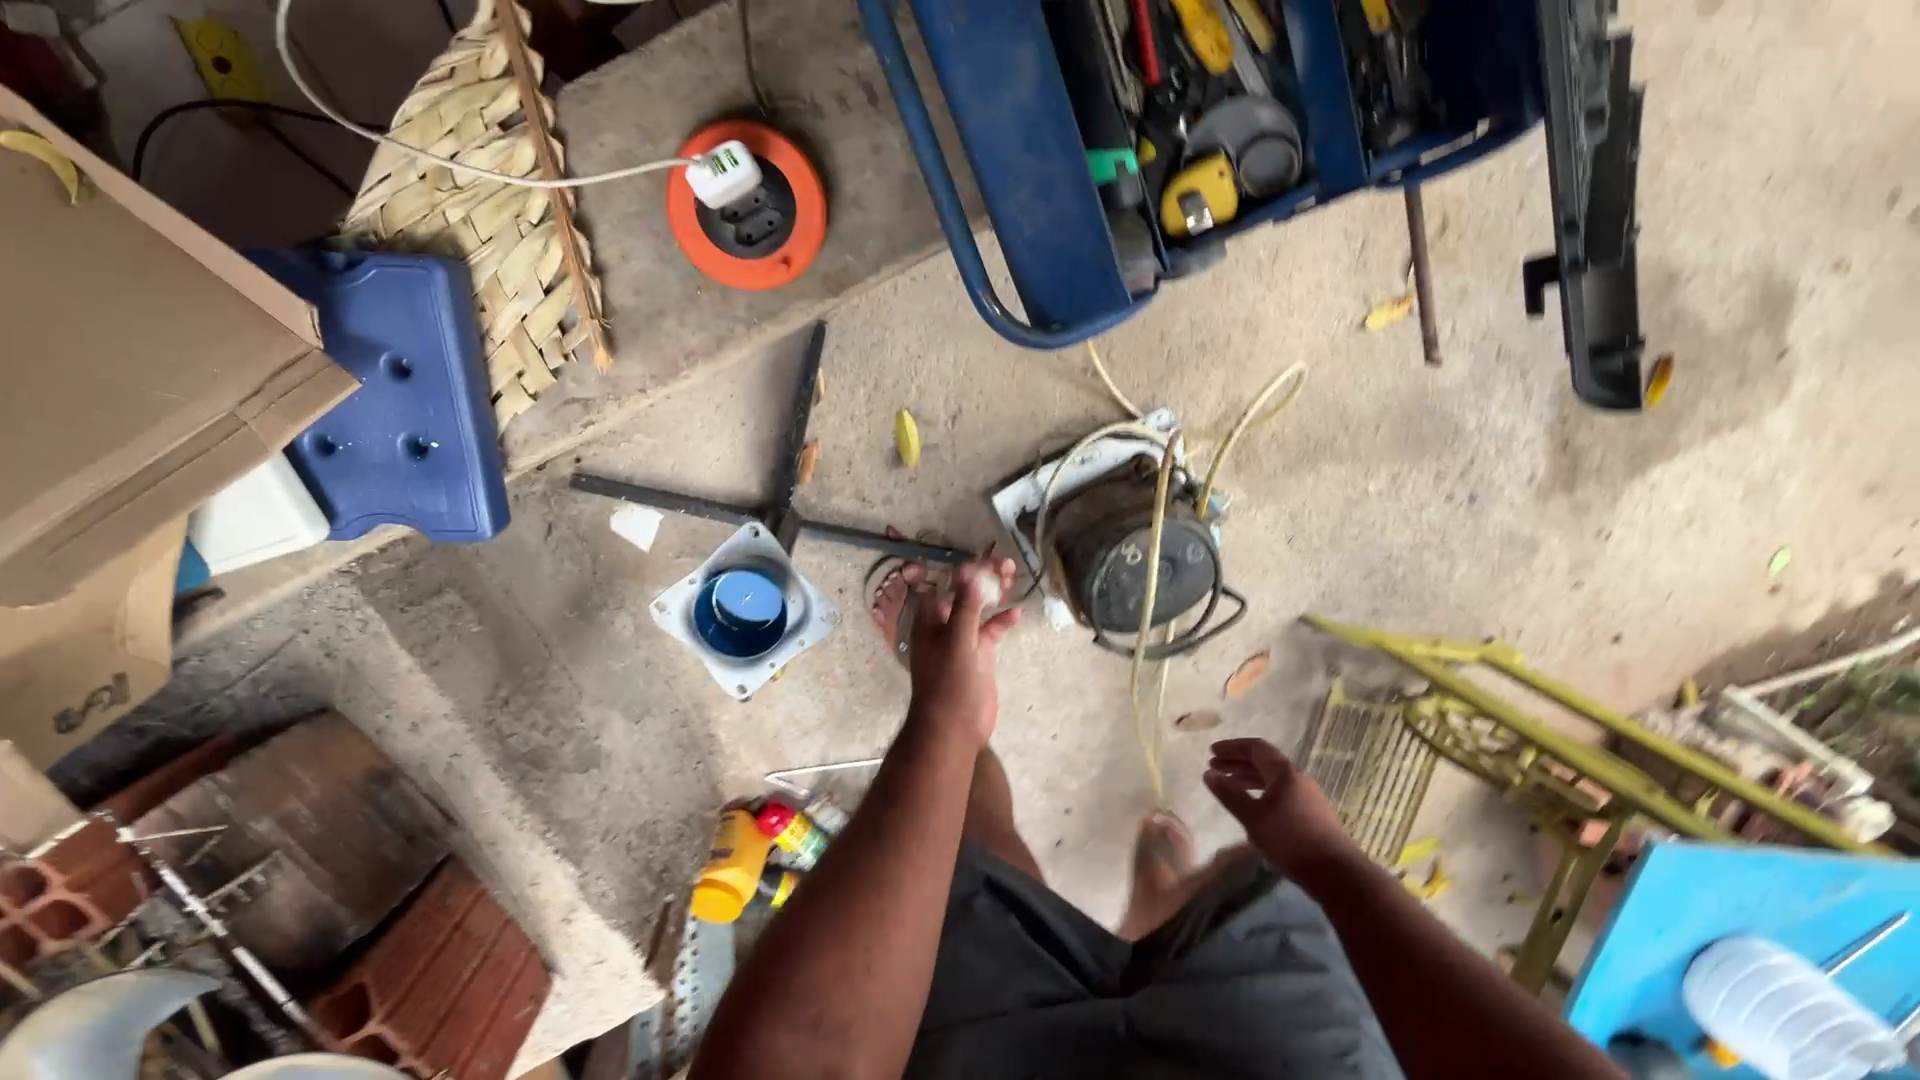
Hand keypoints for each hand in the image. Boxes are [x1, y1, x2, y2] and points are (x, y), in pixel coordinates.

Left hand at [906, 556, 1020, 748]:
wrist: (953, 729)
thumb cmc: (948, 684)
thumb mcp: (958, 642)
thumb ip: (965, 607)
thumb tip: (968, 570)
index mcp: (931, 620)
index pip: (949, 585)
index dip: (968, 569)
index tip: (991, 559)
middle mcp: (945, 626)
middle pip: (965, 593)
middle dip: (984, 577)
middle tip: (1007, 564)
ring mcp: (963, 641)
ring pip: (979, 609)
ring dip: (994, 594)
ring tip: (1013, 576)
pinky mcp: (979, 655)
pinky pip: (990, 631)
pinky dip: (1002, 621)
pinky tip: (1017, 613)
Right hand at [1204, 738, 1356, 877]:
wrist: (1335, 871)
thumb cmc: (1290, 840)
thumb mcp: (1252, 817)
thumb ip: (1229, 794)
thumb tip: (1209, 773)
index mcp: (1284, 773)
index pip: (1256, 748)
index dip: (1232, 747)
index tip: (1211, 752)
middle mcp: (1297, 778)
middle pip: (1264, 761)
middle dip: (1238, 762)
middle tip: (1214, 767)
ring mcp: (1307, 795)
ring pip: (1272, 777)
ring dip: (1248, 777)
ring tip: (1228, 784)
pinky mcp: (1311, 811)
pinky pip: (1280, 791)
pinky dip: (1261, 790)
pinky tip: (1253, 804)